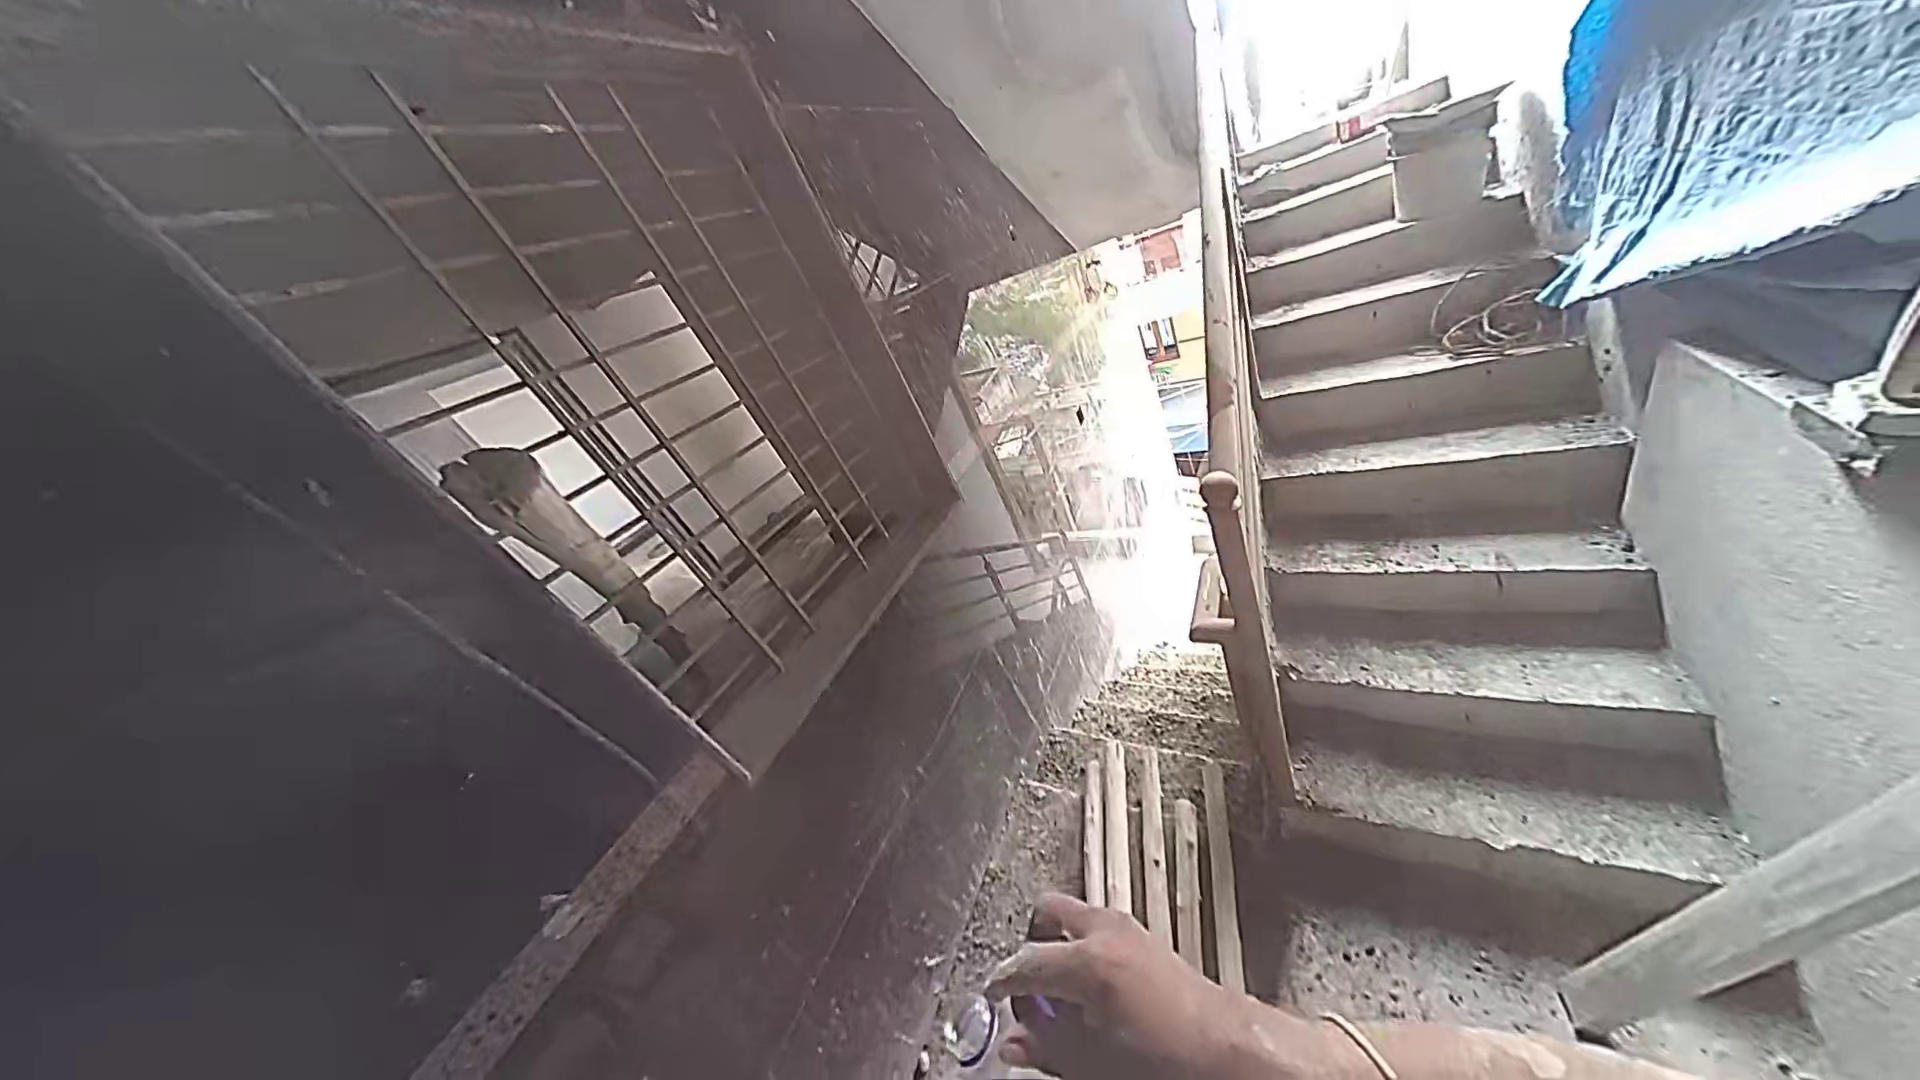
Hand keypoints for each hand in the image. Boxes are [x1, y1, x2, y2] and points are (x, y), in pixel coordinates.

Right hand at [984, 892, 1289, 1078]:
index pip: (1027, 962)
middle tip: (1033, 992)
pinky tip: (1090, 989)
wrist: (1227, 1049)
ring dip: (1056, 943)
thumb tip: (1012, 1045)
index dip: (1004, 980)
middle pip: (1045, 913)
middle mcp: (1102, 929)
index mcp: (1088, 962)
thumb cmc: (1165, 1060)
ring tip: (1063, 994)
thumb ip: (1049, 1049)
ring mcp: (1122, 923)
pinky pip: (1092, 924)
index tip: (992, 994)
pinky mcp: (1137, 929)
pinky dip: (1079, 945)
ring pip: (1070, 914)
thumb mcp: (1098, 1064)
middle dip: (1031, 944)